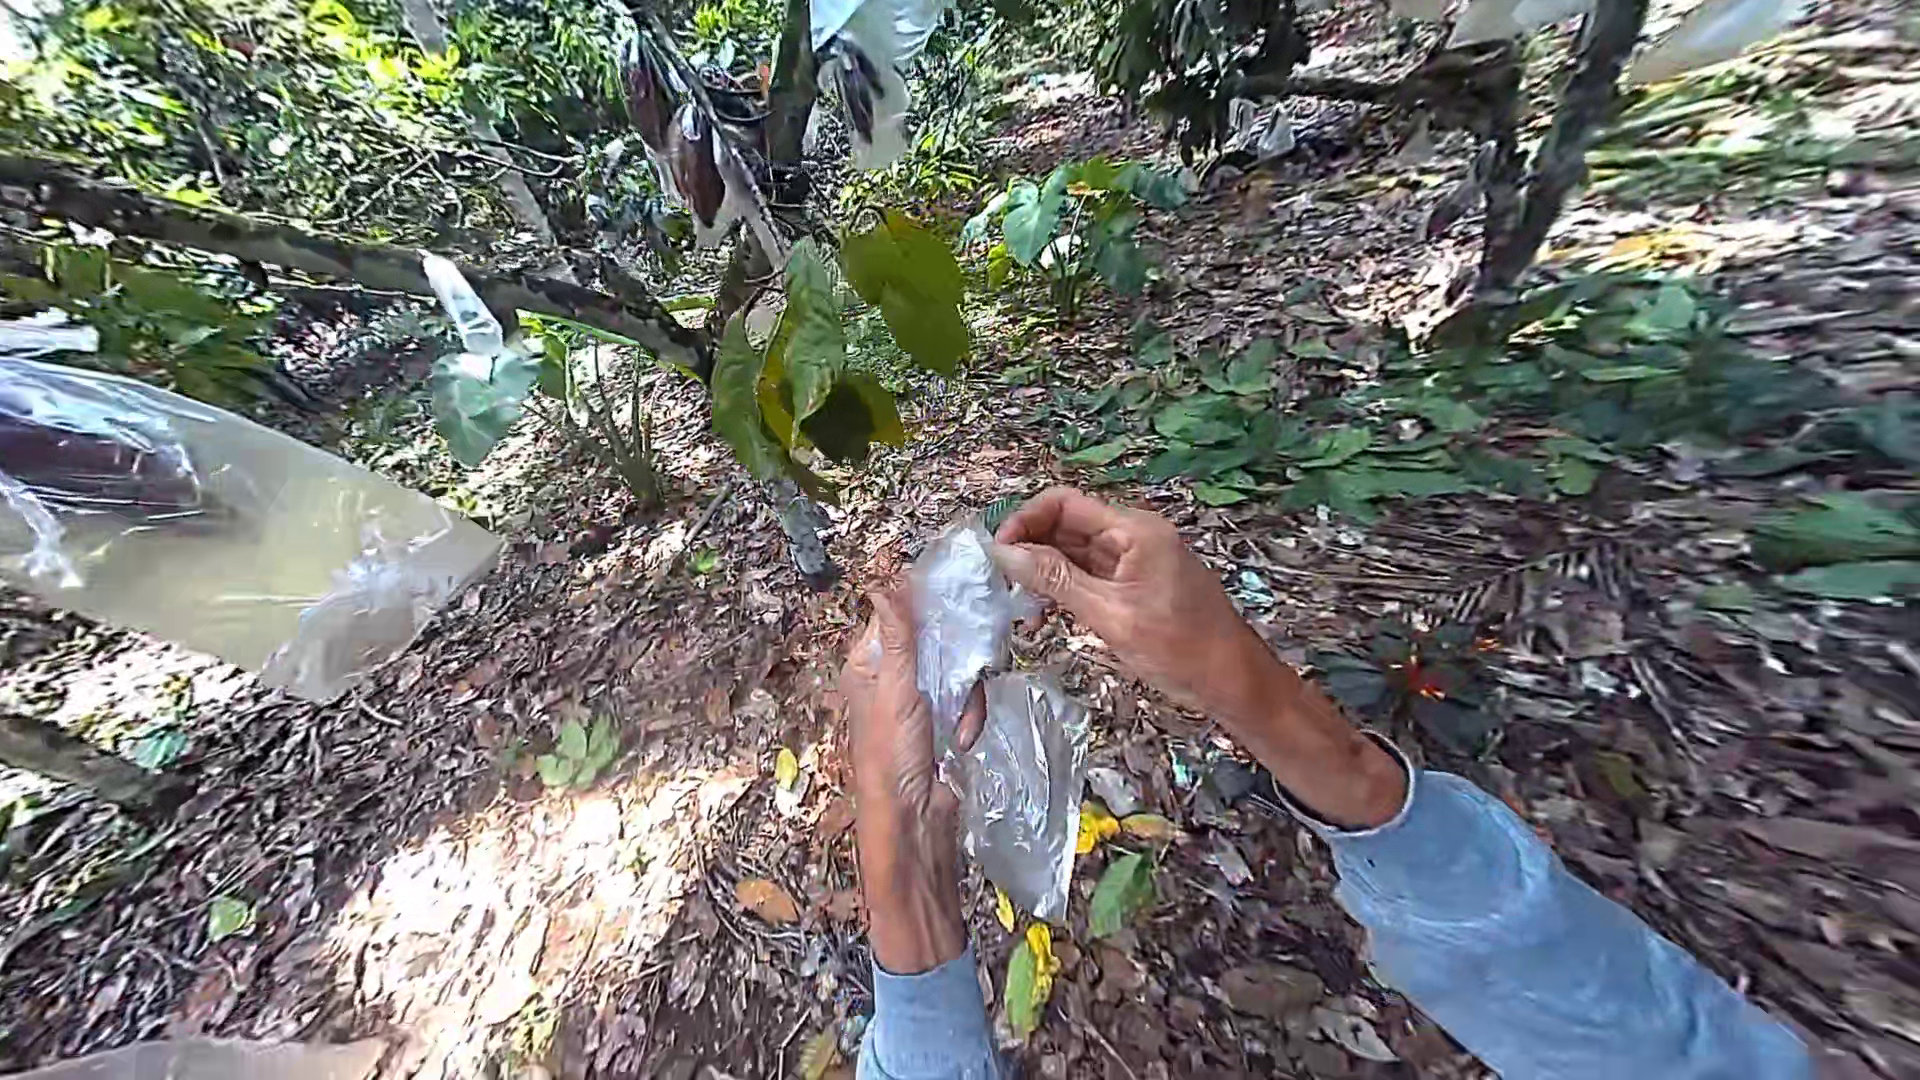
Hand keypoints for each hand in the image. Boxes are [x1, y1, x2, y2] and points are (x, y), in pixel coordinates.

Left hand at [839, 586, 975, 973]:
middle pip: (931, 639)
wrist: (915, 823)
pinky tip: (964, 739)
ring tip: (960, 724)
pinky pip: (965, 697)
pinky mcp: (943, 718)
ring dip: (964, 697)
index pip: (894, 615)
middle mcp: (892, 675)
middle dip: (953, 657)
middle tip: (970, 658)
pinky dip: (969, 716)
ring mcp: (920, 697)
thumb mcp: (895, 688)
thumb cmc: (893, 752)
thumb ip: (897, 636)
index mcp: (868, 664)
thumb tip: (881, 582)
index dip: (921, 602)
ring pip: (954, 667)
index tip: (953, 590)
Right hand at [992, 487, 1404, 828]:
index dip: (1024, 520)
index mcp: (1133, 529)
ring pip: (1072, 552)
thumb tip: (1003, 552)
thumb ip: (1055, 580)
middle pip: (1065, 525)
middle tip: (1002, 584)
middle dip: (1030, 549)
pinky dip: (1062, 591)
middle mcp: (1131, 535)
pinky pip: (1087, 576)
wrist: (1234, 683)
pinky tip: (1044, 617)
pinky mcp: (1131, 584)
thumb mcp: (1110, 614)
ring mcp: (1132, 560)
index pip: (1063, 502)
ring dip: (1042, 574)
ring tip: (1021, 607)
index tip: (998, 553)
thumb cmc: (1179, 648)